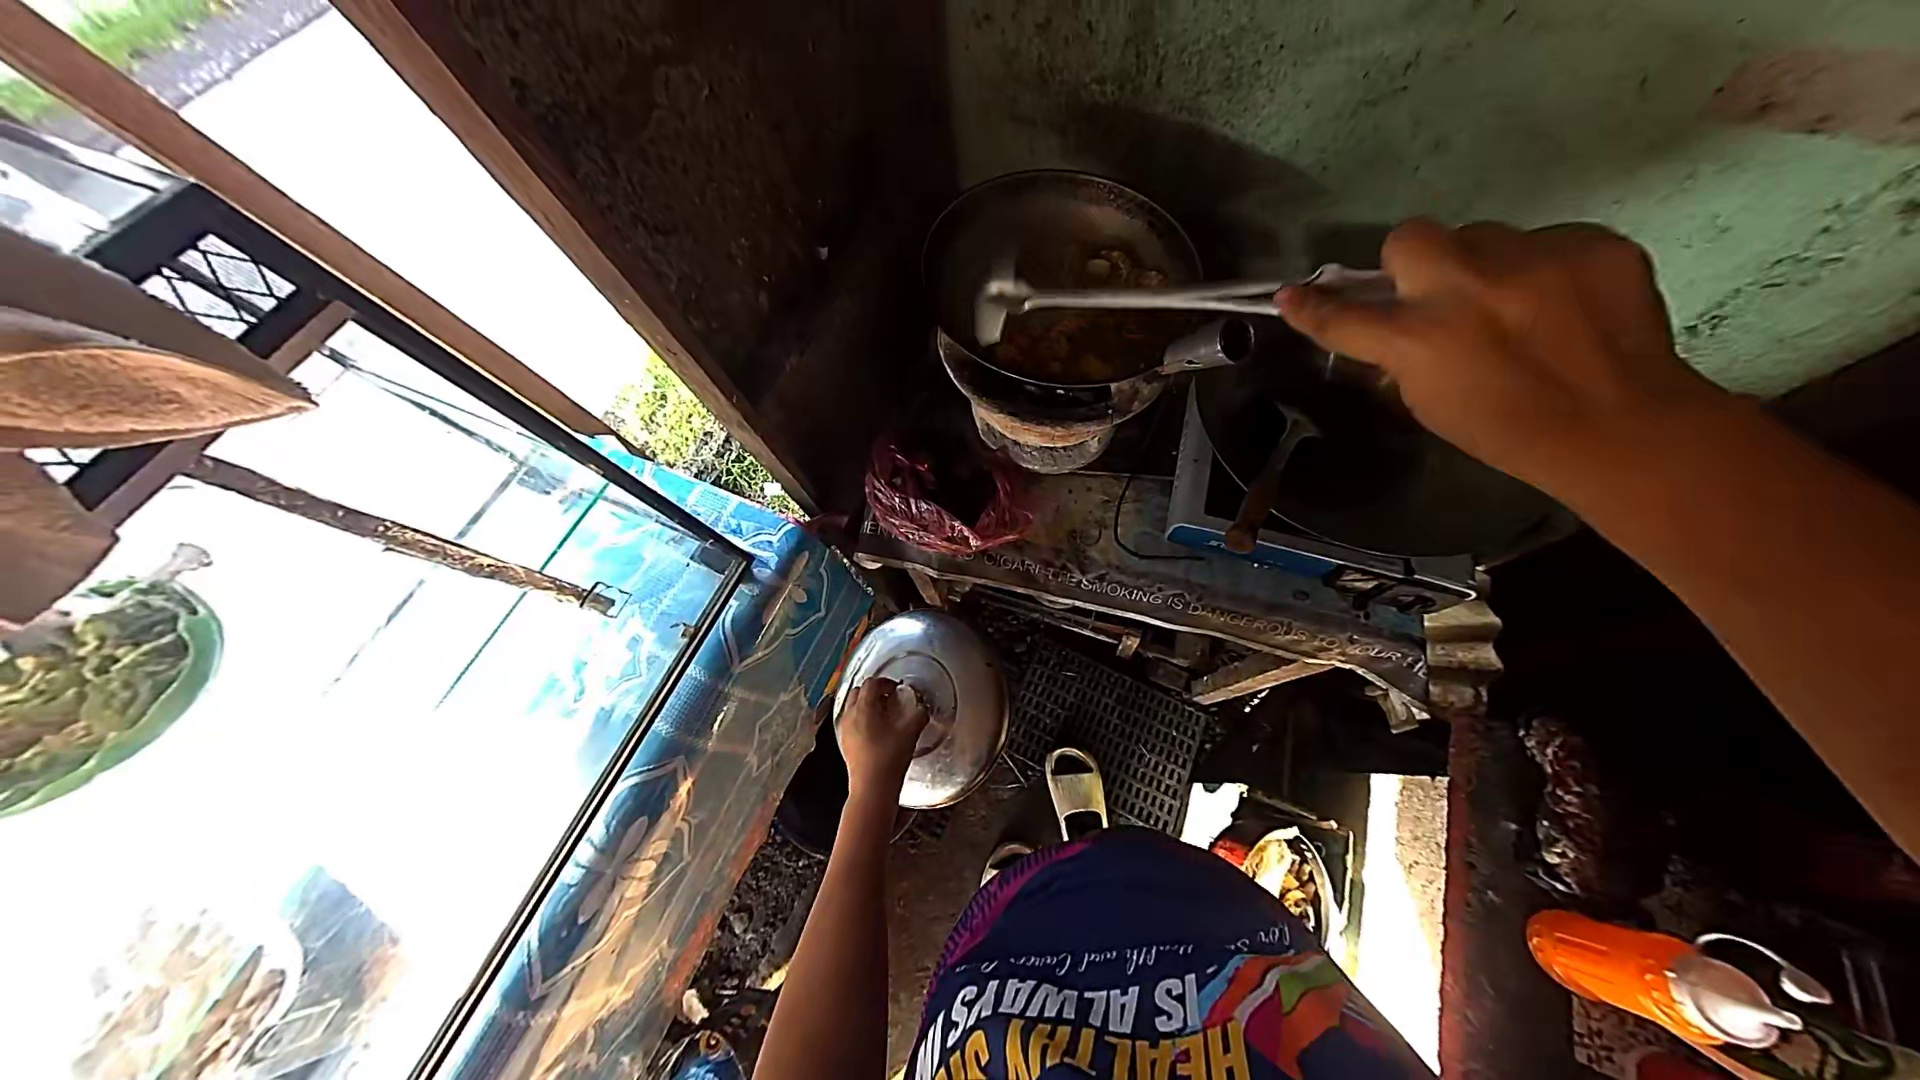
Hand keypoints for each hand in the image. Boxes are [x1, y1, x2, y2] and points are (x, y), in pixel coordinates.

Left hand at [837, 677, 929, 800]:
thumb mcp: (910, 733)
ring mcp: (844, 730)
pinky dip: (862, 718)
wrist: (872, 789)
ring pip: (852, 706)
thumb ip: (919, 715)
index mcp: (864, 708)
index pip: (871, 683)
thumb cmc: (890, 758)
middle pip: (858, 692)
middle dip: (873, 691)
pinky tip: (876, 731)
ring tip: (884, 714)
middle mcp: (850, 715)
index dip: (885, 682)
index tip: (897, 688)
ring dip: (866, 704)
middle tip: (890, 698)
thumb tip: (923, 708)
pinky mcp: (844, 743)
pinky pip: (851, 721)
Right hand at [1277, 220, 1730, 491]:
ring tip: (1511, 304)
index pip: (1345, 317)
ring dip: (1480, 265)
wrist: (1618, 424)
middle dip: (1410, 260)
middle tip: (1433, 291)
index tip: (1290, 295)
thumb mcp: (1427, 400)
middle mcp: (1466, 288)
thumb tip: (1389, 326)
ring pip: (1482, 236)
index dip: (1312, 307)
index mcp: (1418, 339)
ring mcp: (1533, 259)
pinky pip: (1543, 240)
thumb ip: (1399, 354)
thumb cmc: (1503, 428)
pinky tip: (1558, 303)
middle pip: (1411, 237)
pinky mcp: (1592, 243)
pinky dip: (1539, 268)